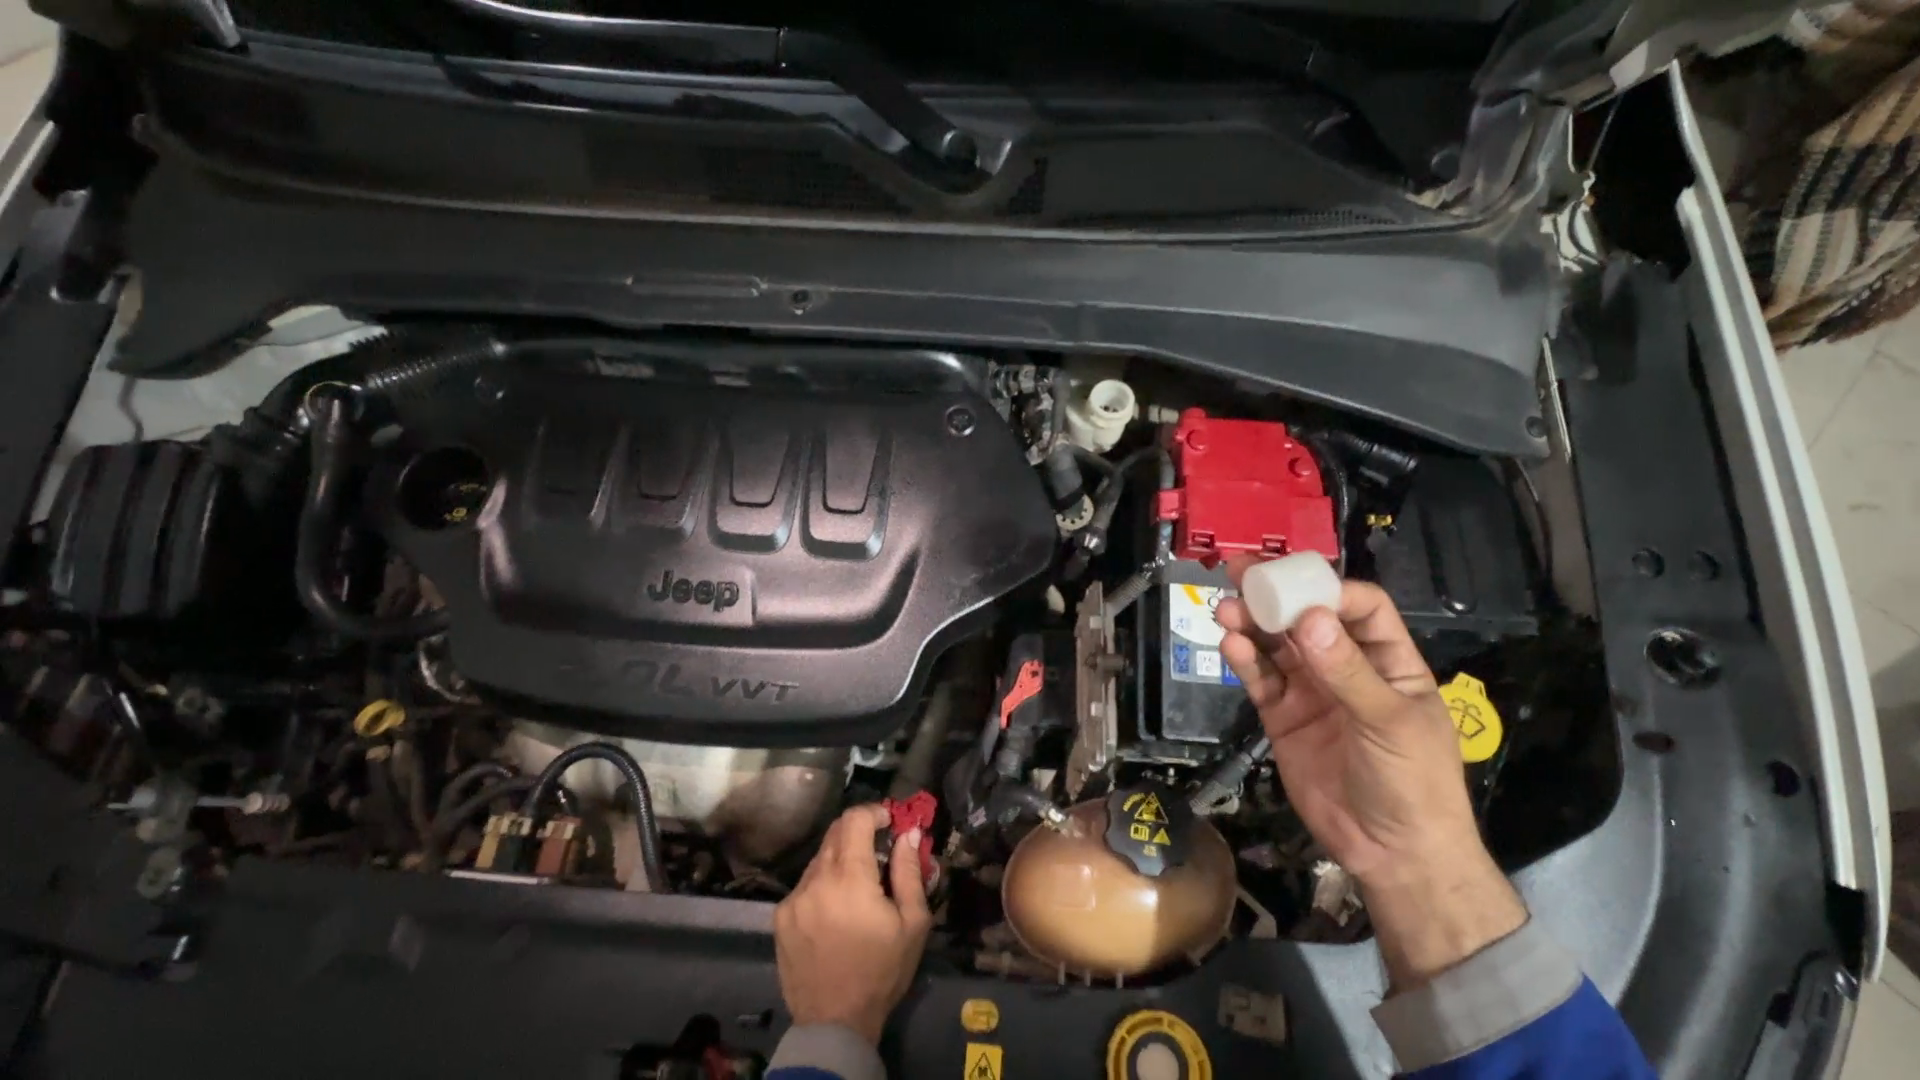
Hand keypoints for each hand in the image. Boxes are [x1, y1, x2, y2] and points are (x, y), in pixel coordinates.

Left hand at [774, 805, 931, 1044]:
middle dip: (858, 832)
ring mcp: (793, 898)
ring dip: (840, 860)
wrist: (834, 1022)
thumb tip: (908, 834)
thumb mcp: (912, 923)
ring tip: (858, 887)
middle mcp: (816, 879)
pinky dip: (823, 884)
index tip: (889, 820)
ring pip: (819, 859)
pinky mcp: (780, 916)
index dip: (873, 811)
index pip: (854, 819)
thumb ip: (909, 871)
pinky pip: (805, 884)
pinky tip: (835, 910)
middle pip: (835, 833)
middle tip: (879, 849)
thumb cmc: (882, 972)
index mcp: (850, 878)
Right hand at [1215, 555, 1524, 988]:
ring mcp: (1312, 694)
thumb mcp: (1389, 723)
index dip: (1330, 591)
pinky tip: (1231, 645)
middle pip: (1308, 619)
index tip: (1296, 584)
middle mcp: (1347, 669)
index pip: (1361, 609)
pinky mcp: (1282, 719)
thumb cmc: (1412, 781)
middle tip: (1241, 571)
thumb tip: (1309, 619)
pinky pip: (1261, 682)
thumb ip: (1348, 672)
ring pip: (1277, 647)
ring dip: (1252, 625)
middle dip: (1277, 596)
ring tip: (1226, 608)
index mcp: (1389, 661)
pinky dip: (1245, 662)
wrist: (1392, 852)